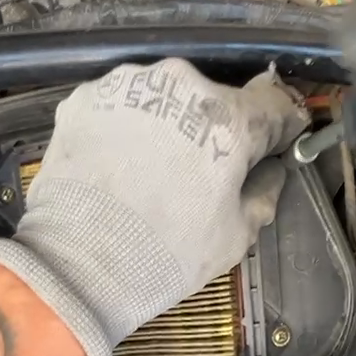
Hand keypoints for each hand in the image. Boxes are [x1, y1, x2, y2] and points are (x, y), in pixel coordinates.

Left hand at [0, 58, 308, 355]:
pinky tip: (117, 172)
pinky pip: (118, 110)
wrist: (78, 268)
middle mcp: (180, 87)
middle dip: (213, 134)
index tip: (272, 145)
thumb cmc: (162, 258)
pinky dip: (123, 134)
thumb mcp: (233, 239)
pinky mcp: (85, 102)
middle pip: (213, 102)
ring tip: (150, 178)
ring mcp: (128, 88)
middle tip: (199, 178)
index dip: (277, 130)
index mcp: (227, 121)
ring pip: (163, 100)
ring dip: (165, 129)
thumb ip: (262, 195)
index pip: (272, 107)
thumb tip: (268, 174)